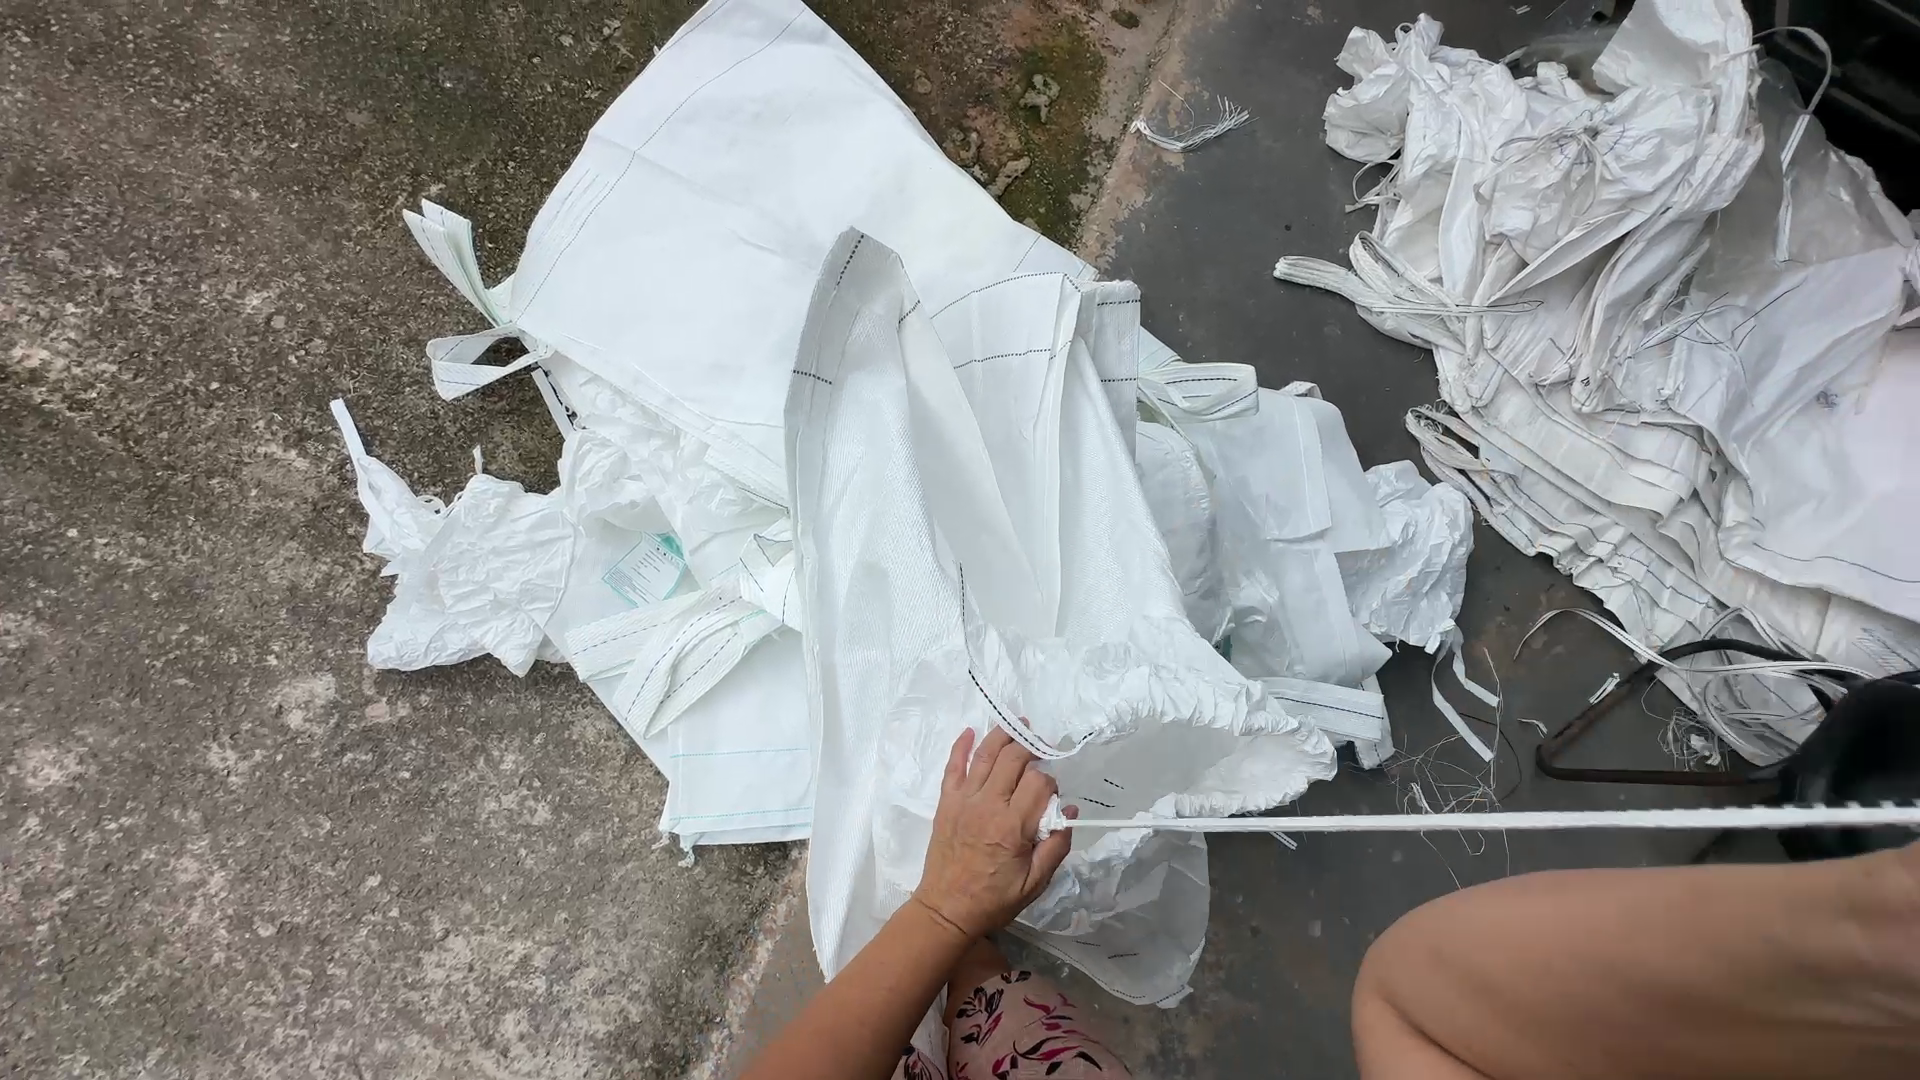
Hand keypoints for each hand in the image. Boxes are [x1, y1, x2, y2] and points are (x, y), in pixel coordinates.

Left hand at [910, 726, 1075, 939]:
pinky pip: (953, 766)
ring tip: (1017, 725)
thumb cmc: (993, 899)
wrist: (946, 910)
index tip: (1052, 792)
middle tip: (1041, 744)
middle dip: (1031, 746)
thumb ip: (1055, 847)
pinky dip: (960, 745)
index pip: (1038, 783)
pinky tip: (970, 731)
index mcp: (1013, 826)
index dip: (1050, 781)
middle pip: (1012, 759)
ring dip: (1002, 735)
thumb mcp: (1034, 884)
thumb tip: (1068, 811)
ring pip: (985, 755)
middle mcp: (988, 805)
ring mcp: (964, 800)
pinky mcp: (946, 801)